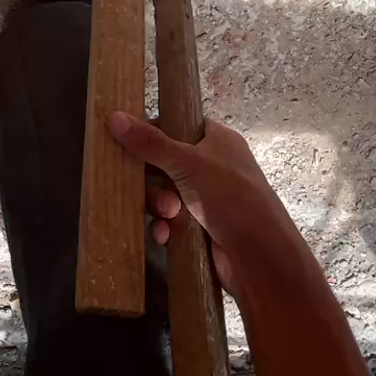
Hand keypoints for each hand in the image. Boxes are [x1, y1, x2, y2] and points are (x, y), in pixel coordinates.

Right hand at [107, 111, 300, 294]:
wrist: (261, 259)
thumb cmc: (230, 197)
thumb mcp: (187, 162)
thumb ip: (150, 142)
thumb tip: (114, 117)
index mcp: (218, 140)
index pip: (178, 125)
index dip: (154, 131)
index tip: (129, 141)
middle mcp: (214, 166)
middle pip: (167, 161)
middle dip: (153, 177)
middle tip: (145, 184)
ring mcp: (210, 198)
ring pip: (167, 192)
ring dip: (159, 203)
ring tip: (166, 214)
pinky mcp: (204, 226)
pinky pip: (173, 219)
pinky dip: (165, 225)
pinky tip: (164, 235)